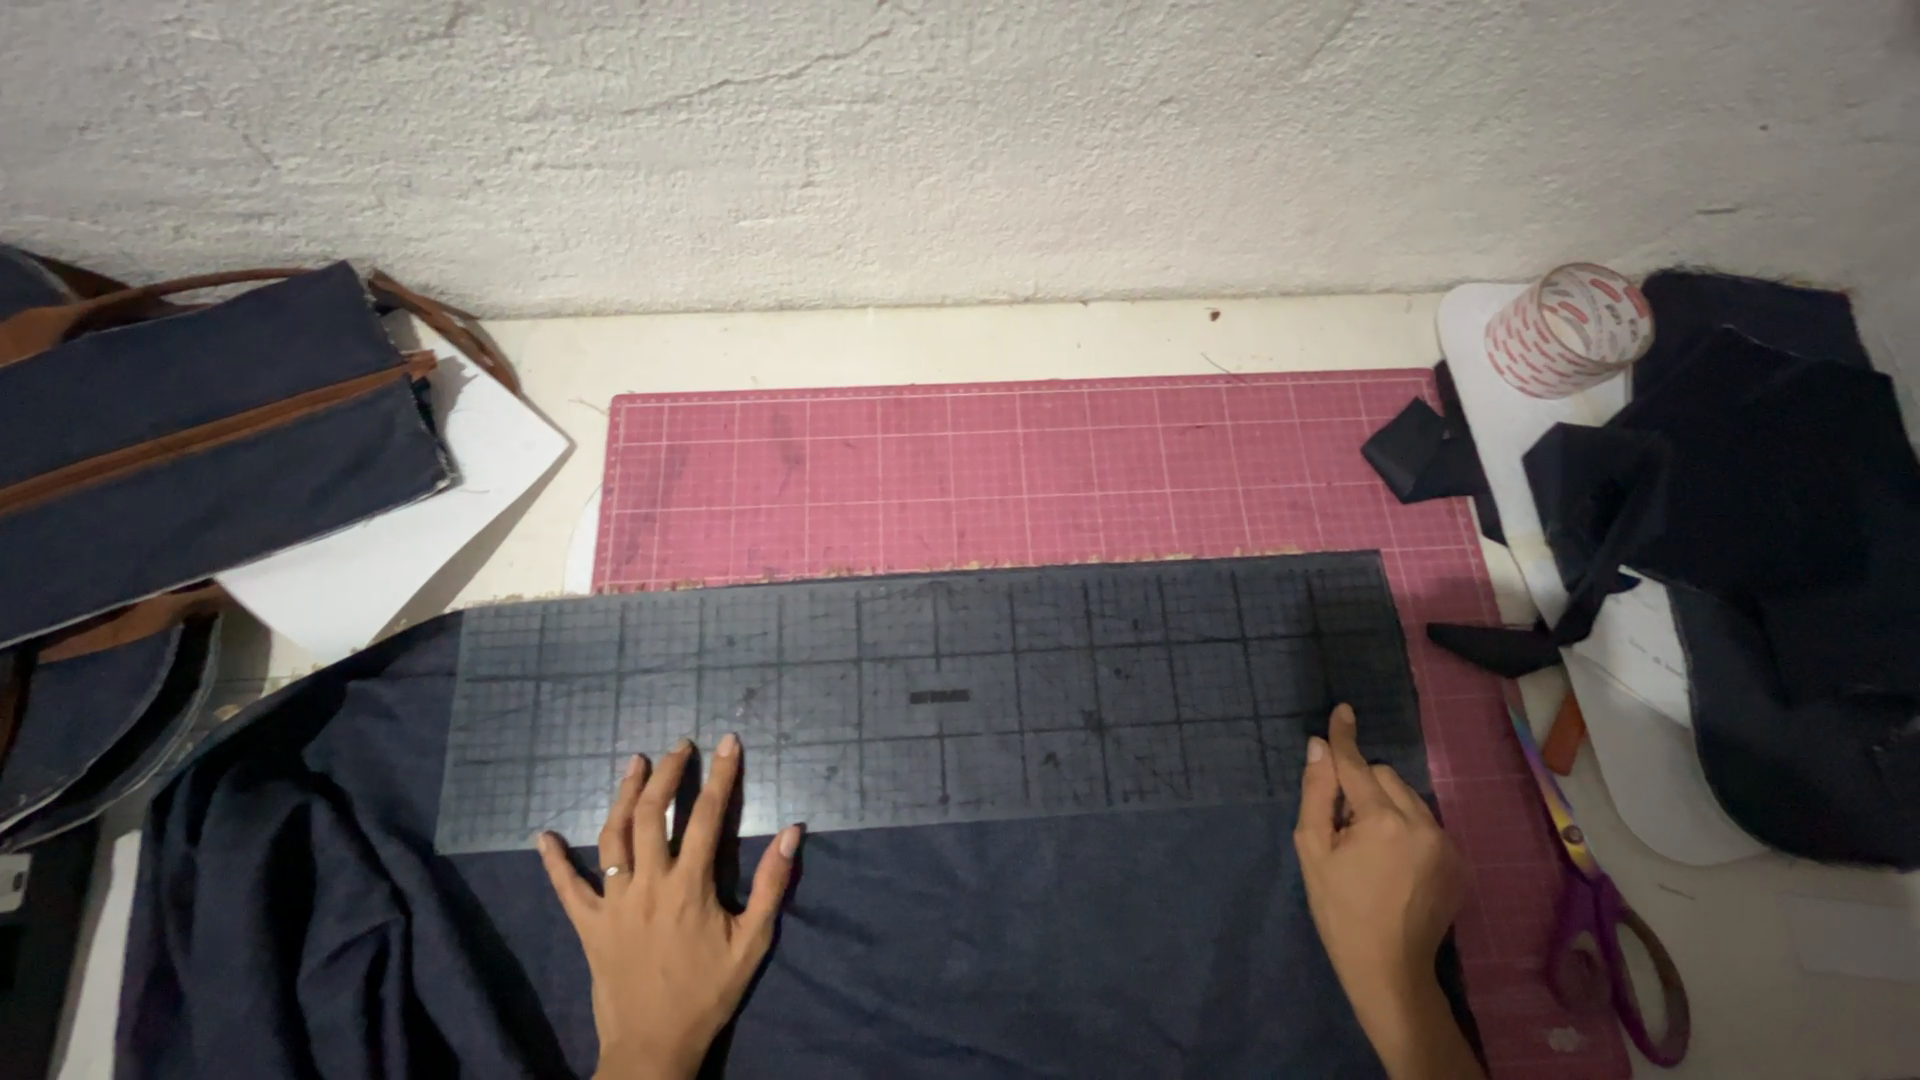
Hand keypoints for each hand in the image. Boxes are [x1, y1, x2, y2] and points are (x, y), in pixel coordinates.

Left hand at [538, 735, 803, 1079]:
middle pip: (652, 815)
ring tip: (634, 763)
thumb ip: (773, 884)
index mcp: (690, 886)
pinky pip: (566, 888)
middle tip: (678, 746)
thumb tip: (792, 831)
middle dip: (668, 773)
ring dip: (623, 795)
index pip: (708, 816)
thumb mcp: (753, 940)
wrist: (654, 1046)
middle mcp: (649, 885)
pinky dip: (554, 861)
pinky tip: (544, 836)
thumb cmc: (709, 992)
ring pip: (612, 837)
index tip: (728, 742)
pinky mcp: (589, 926)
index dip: (720, 775)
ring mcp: (613, 904)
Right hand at [1295, 704, 1480, 1079]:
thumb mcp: (1312, 848)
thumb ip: (1317, 793)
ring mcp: (1446, 843)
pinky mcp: (1459, 862)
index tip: (1343, 710)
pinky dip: (1406, 828)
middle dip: (1362, 787)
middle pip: (1385, 777)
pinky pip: (1426, 823)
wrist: (1387, 967)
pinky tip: (1393, 862)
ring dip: (1385, 806)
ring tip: (1369, 848)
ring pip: (1408, 798)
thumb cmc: (1338, 907)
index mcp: (1381, 820)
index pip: (1357, 766)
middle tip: (1343, 826)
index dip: (1344, 738)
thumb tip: (1320, 747)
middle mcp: (1422, 823)